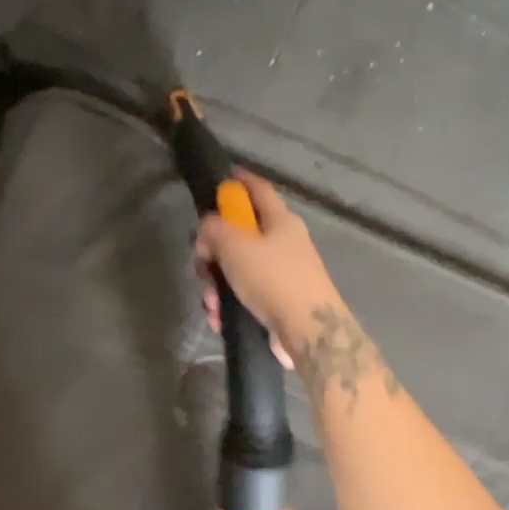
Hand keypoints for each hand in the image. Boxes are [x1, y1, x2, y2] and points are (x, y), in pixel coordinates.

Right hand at [192, 170, 342, 364]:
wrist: (307, 331)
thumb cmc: (273, 279)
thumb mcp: (235, 246)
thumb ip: (214, 230)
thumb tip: (208, 231)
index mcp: (280, 221)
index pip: (258, 189)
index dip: (240, 181)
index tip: (222, 178)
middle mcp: (284, 244)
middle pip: (240, 237)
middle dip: (214, 254)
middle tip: (201, 268)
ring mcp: (283, 275)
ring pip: (238, 272)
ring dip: (218, 287)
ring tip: (212, 305)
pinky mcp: (278, 304)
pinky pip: (245, 298)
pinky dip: (229, 307)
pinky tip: (220, 320)